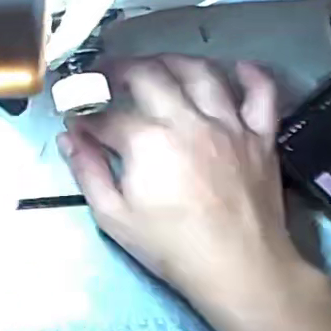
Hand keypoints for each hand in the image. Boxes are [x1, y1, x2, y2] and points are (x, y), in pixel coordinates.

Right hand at [61, 55, 316, 323]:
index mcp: (147, 140)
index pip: (107, 115)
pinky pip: (260, 93)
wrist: (238, 268)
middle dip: (120, 70)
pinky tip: (233, 67)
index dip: (85, 115)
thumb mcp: (112, 214)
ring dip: (172, 61)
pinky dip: (249, 74)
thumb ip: (87, 170)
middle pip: (150, 76)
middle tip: (105, 75)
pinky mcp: (260, 136)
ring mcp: (229, 125)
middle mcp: (188, 120)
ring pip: (201, 73)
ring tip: (155, 64)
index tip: (76, 121)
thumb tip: (69, 139)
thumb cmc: (168, 245)